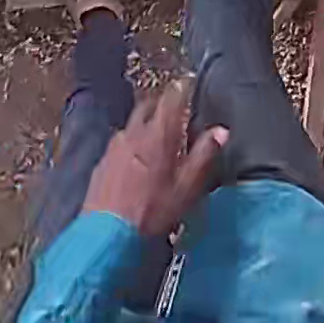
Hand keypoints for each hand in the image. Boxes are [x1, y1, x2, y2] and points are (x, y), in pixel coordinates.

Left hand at [82, 78, 227, 236]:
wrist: (106, 239)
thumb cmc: (153, 212)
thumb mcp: (186, 188)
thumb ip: (204, 155)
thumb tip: (222, 131)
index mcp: (159, 132)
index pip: (172, 97)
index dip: (182, 87)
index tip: (189, 83)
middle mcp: (135, 131)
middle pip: (149, 105)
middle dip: (162, 103)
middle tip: (174, 110)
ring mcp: (115, 145)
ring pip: (133, 124)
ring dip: (145, 124)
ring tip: (155, 137)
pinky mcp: (101, 161)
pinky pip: (119, 143)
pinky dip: (130, 144)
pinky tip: (134, 162)